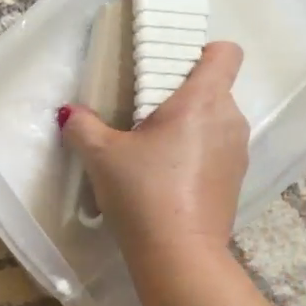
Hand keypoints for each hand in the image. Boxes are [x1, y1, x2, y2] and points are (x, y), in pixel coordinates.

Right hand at [62, 41, 249, 262]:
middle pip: (213, 91)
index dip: (199, 54)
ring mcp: (237, 151)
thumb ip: (83, 128)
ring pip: (212, 126)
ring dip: (186, 134)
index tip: (166, 76)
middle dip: (180, 102)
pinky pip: (214, 157)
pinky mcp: (233, 181)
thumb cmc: (142, 193)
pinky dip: (192, 163)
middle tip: (141, 126)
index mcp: (203, 99)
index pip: (224, 51)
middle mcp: (230, 117)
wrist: (177, 253)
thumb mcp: (101, 158)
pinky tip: (165, 188)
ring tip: (151, 162)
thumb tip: (69, 113)